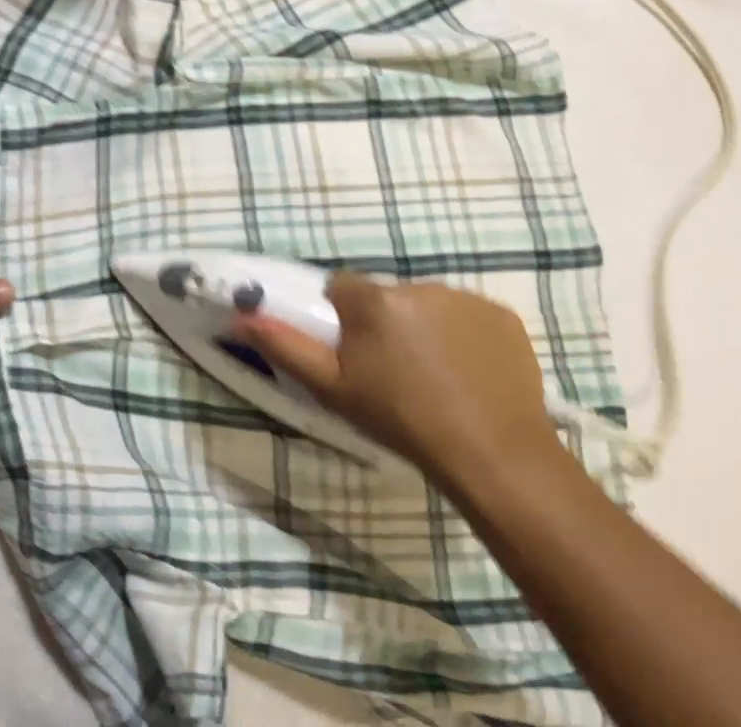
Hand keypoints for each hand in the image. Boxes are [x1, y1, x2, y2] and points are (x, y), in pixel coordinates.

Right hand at [226, 274, 560, 481]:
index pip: (340, 288)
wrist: (491, 453)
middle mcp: (420, 286)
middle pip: (384, 298)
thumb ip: (283, 345)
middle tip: (387, 374)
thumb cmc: (400, 421)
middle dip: (380, 325)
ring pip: (426, 306)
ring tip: (431, 378)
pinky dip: (461, 338)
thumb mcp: (331, 389)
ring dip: (421, 329)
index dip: (340, 320)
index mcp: (373, 301)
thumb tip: (238, 316)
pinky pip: (467, 318)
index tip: (349, 354)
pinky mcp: (502, 316)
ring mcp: (467, 299)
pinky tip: (466, 375)